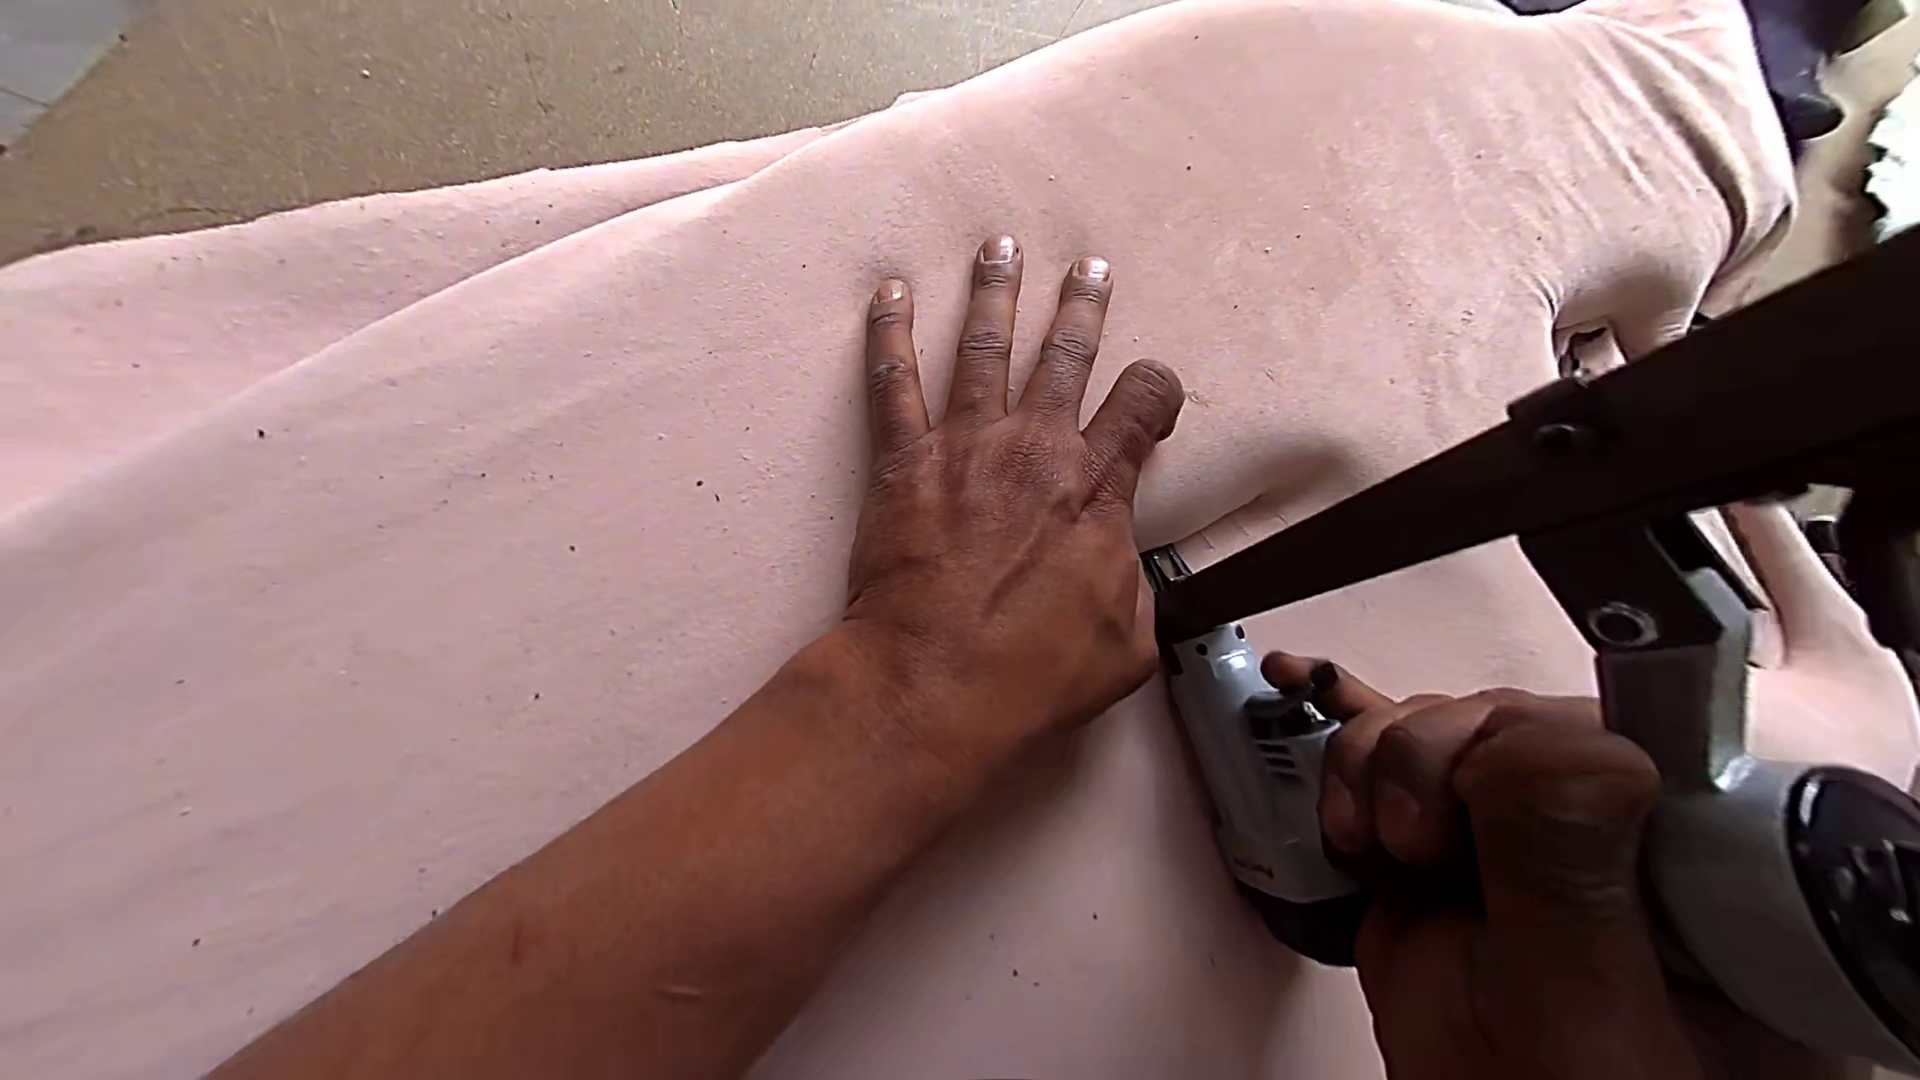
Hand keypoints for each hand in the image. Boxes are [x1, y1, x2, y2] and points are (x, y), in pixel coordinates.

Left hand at [842, 235, 1184, 771]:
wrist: (934, 684)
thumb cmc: (1029, 675)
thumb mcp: (1123, 645)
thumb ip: (1134, 589)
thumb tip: (1125, 564)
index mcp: (1095, 490)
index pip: (1141, 406)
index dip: (1155, 391)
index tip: (1151, 396)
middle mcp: (1036, 450)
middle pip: (1067, 356)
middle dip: (1082, 308)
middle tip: (1088, 268)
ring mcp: (966, 447)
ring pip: (986, 346)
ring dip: (996, 291)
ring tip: (1000, 247)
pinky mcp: (904, 462)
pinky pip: (893, 381)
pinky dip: (890, 332)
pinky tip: (890, 292)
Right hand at [1268, 655, 1702, 1079]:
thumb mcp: (1571, 1004)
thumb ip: (1560, 877)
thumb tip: (1534, 737)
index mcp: (1692, 861)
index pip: (1615, 742)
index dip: (1518, 751)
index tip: (1456, 823)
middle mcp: (1604, 819)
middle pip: (1499, 717)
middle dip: (1419, 760)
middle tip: (1400, 843)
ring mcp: (1509, 810)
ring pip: (1429, 720)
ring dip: (1366, 758)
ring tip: (1358, 835)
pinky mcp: (1436, 812)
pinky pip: (1385, 736)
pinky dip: (1338, 709)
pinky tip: (1293, 675)